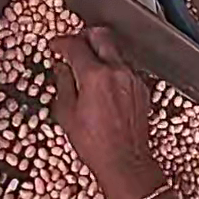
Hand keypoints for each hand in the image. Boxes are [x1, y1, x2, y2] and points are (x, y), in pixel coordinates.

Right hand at [48, 27, 163, 198]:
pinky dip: (113, 70)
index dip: (61, 43)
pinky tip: (103, 85)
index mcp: (95, 76)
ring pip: (116, 52)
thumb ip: (63, 84)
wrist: (125, 162)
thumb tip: (62, 69)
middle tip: (74, 47)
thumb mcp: (67, 114)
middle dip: (84, 37)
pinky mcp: (142, 89)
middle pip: (101, 36)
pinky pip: (126, 69)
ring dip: (100, 53)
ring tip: (87, 69)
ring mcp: (133, 79)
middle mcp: (118, 72)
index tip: (55, 46)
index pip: (75, 45)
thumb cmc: (95, 144)